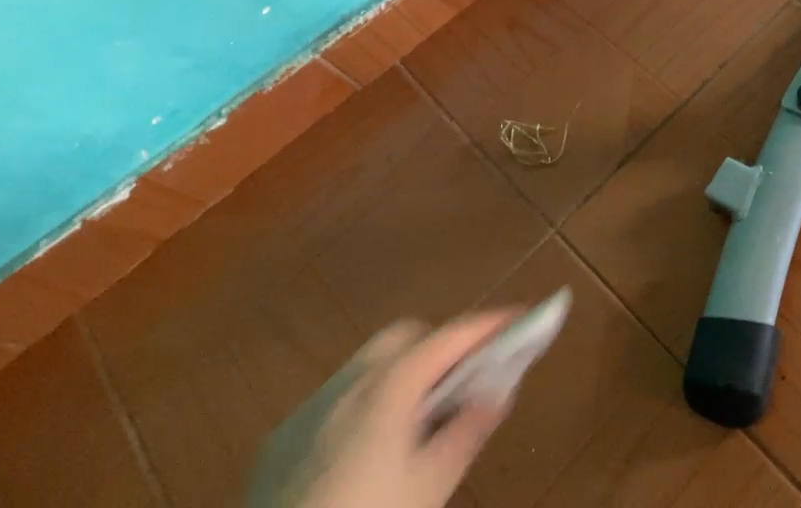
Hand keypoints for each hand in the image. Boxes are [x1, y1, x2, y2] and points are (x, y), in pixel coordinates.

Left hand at [246, 311, 518, 507]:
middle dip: (440, 343)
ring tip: (425, 409)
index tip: (520, 320)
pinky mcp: (280, 441)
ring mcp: (307, 411)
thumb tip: (499, 391)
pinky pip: (336, 398)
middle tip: (469, 371)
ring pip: (365, 365)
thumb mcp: (434, 481)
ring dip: (403, 369)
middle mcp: (345, 387)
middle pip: (401, 338)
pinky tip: (373, 442)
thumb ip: (470, 428)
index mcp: (387, 390)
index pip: (448, 337)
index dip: (488, 325)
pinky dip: (368, 398)